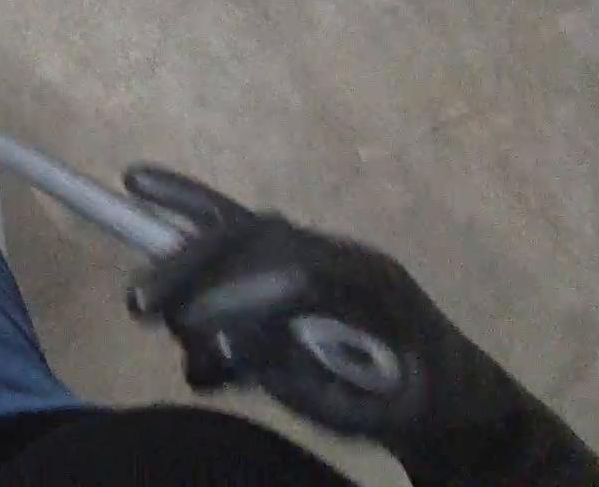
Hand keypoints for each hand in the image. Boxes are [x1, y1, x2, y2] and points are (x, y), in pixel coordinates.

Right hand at [123, 166, 598, 484]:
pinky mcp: (290, 255)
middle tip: (135, 303)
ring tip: (144, 303)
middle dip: (188, 264)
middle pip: (251, 236)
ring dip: (184, 255)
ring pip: (237, 226)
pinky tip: (143, 187)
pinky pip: (234, 228)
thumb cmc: (423, 410)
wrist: (463, 402)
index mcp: (372, 283)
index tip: (188, 326)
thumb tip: (219, 342)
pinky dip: (187, 208)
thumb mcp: (368, 410)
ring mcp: (312, 247)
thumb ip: (297, 376)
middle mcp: (335, 250)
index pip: (296, 273)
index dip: (238, 294)